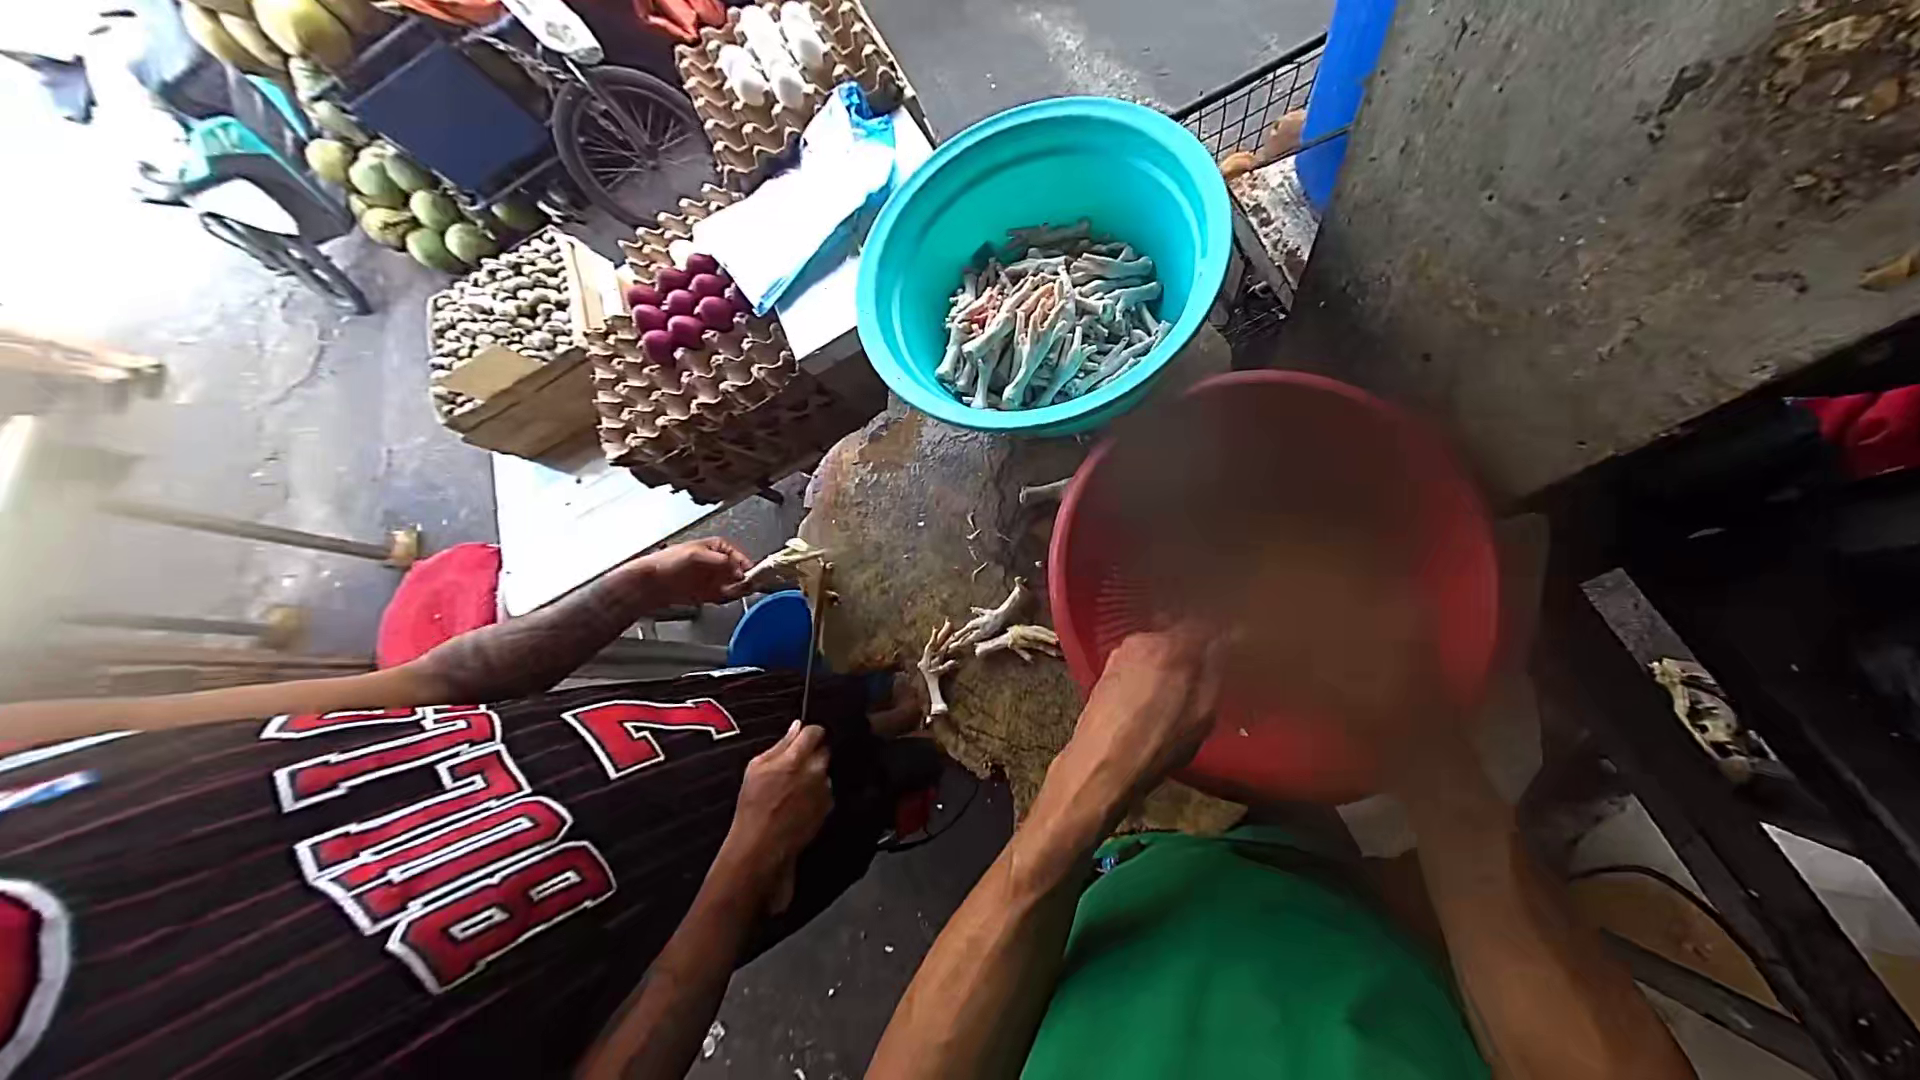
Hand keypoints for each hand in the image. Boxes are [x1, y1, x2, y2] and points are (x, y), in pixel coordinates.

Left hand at [631, 538, 752, 607]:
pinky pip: (725, 596)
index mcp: (717, 547)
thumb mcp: (697, 556)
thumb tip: (739, 569)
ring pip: (734, 586)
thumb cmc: (666, 563)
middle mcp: (718, 563)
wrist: (650, 584)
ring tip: (731, 592)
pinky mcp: (709, 593)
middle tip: (743, 587)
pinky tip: (721, 597)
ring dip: (736, 590)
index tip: (751, 576)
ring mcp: (714, 578)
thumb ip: (721, 561)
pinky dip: (726, 598)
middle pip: (740, 572)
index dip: (747, 567)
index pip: (741, 557)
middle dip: (743, 580)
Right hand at [715, 720, 832, 912]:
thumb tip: (796, 727)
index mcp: (796, 758)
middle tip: (796, 764)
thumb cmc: (753, 807)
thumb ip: (780, 744)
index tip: (804, 737)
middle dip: (813, 752)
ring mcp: (825, 789)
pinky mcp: (829, 805)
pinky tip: (800, 802)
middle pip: (824, 749)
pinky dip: (817, 791)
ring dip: (815, 773)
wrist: (762, 846)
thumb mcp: (755, 769)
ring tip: (795, 788)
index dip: (809, 732)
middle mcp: (816, 771)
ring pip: (825, 770)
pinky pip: (826, 789)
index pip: (816, 731)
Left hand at [1061, 626, 1226, 804]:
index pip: (1204, 624)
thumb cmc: (1157, 743)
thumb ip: (1215, 669)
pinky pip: (1138, 662)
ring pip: (1156, 648)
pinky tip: (1154, 699)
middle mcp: (1143, 640)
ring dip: (1170, 662)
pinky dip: (1150, 673)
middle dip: (1193, 649)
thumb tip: (1226, 641)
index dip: (1220, 635)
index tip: (1231, 647)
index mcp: (1172, 646)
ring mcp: (1120, 654)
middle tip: (1206, 674)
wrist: (1102, 762)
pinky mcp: (1107, 671)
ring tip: (1179, 693)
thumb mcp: (1203, 712)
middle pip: (1177, 633)